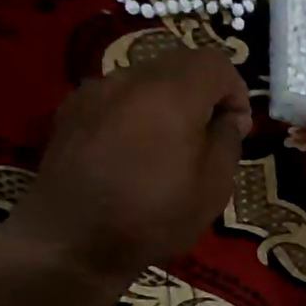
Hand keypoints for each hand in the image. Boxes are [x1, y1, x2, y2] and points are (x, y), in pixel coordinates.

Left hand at [8, 47, 251, 282]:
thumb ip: (227, 142)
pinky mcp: (69, 113)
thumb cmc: (152, 220)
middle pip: (177, 67)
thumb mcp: (212, 190)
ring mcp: (93, 92)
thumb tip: (229, 118)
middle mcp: (130, 78)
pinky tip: (127, 158)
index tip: (236, 129)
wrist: (72, 243)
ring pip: (143, 83)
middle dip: (200, 98)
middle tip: (204, 142)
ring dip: (163, 107)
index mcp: (172, 93)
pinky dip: (131, 118)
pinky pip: (113, 101)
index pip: (215, 63)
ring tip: (163, 153)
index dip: (235, 92)